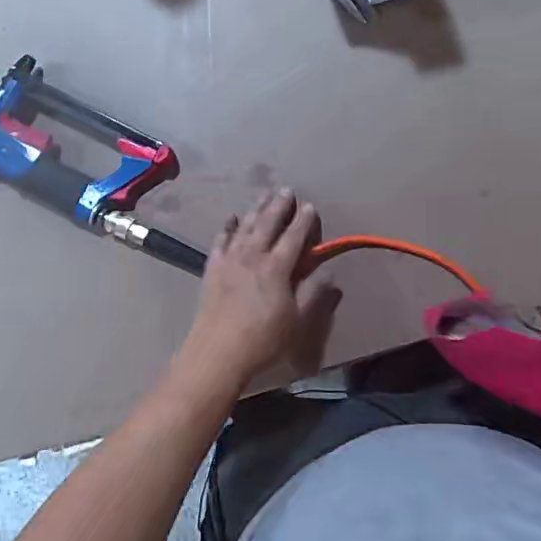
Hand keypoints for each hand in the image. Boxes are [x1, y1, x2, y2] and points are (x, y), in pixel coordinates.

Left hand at [179, 191, 341, 391]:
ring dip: (255, 209)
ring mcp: (230, 260)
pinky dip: (227, 227)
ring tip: (263, 195)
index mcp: (277, 267)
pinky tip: (230, 218)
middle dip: (278, 206)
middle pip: (267, 224)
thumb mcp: (297, 320)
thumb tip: (328, 272)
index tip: (309, 206)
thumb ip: (313, 293)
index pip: (294, 237)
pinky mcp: (212, 269)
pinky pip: (220, 241)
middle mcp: (253, 256)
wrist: (218, 351)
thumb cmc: (263, 339)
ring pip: (244, 227)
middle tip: (285, 190)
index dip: (303, 221)